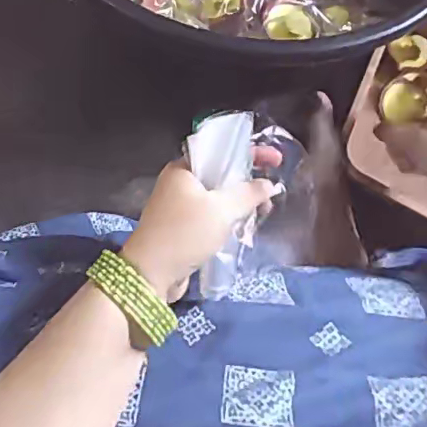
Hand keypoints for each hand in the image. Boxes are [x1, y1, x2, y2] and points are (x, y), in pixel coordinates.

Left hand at [123, 147, 282, 300]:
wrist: (150, 274)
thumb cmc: (185, 233)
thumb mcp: (221, 210)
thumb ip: (248, 193)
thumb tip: (269, 184)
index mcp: (183, 169)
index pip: (221, 151)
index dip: (251, 152)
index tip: (276, 159)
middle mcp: (179, 183)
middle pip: (220, 174)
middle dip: (248, 181)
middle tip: (272, 190)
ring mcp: (179, 207)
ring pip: (217, 197)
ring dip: (240, 202)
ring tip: (263, 211)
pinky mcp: (181, 228)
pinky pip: (211, 216)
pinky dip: (228, 218)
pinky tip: (245, 226)